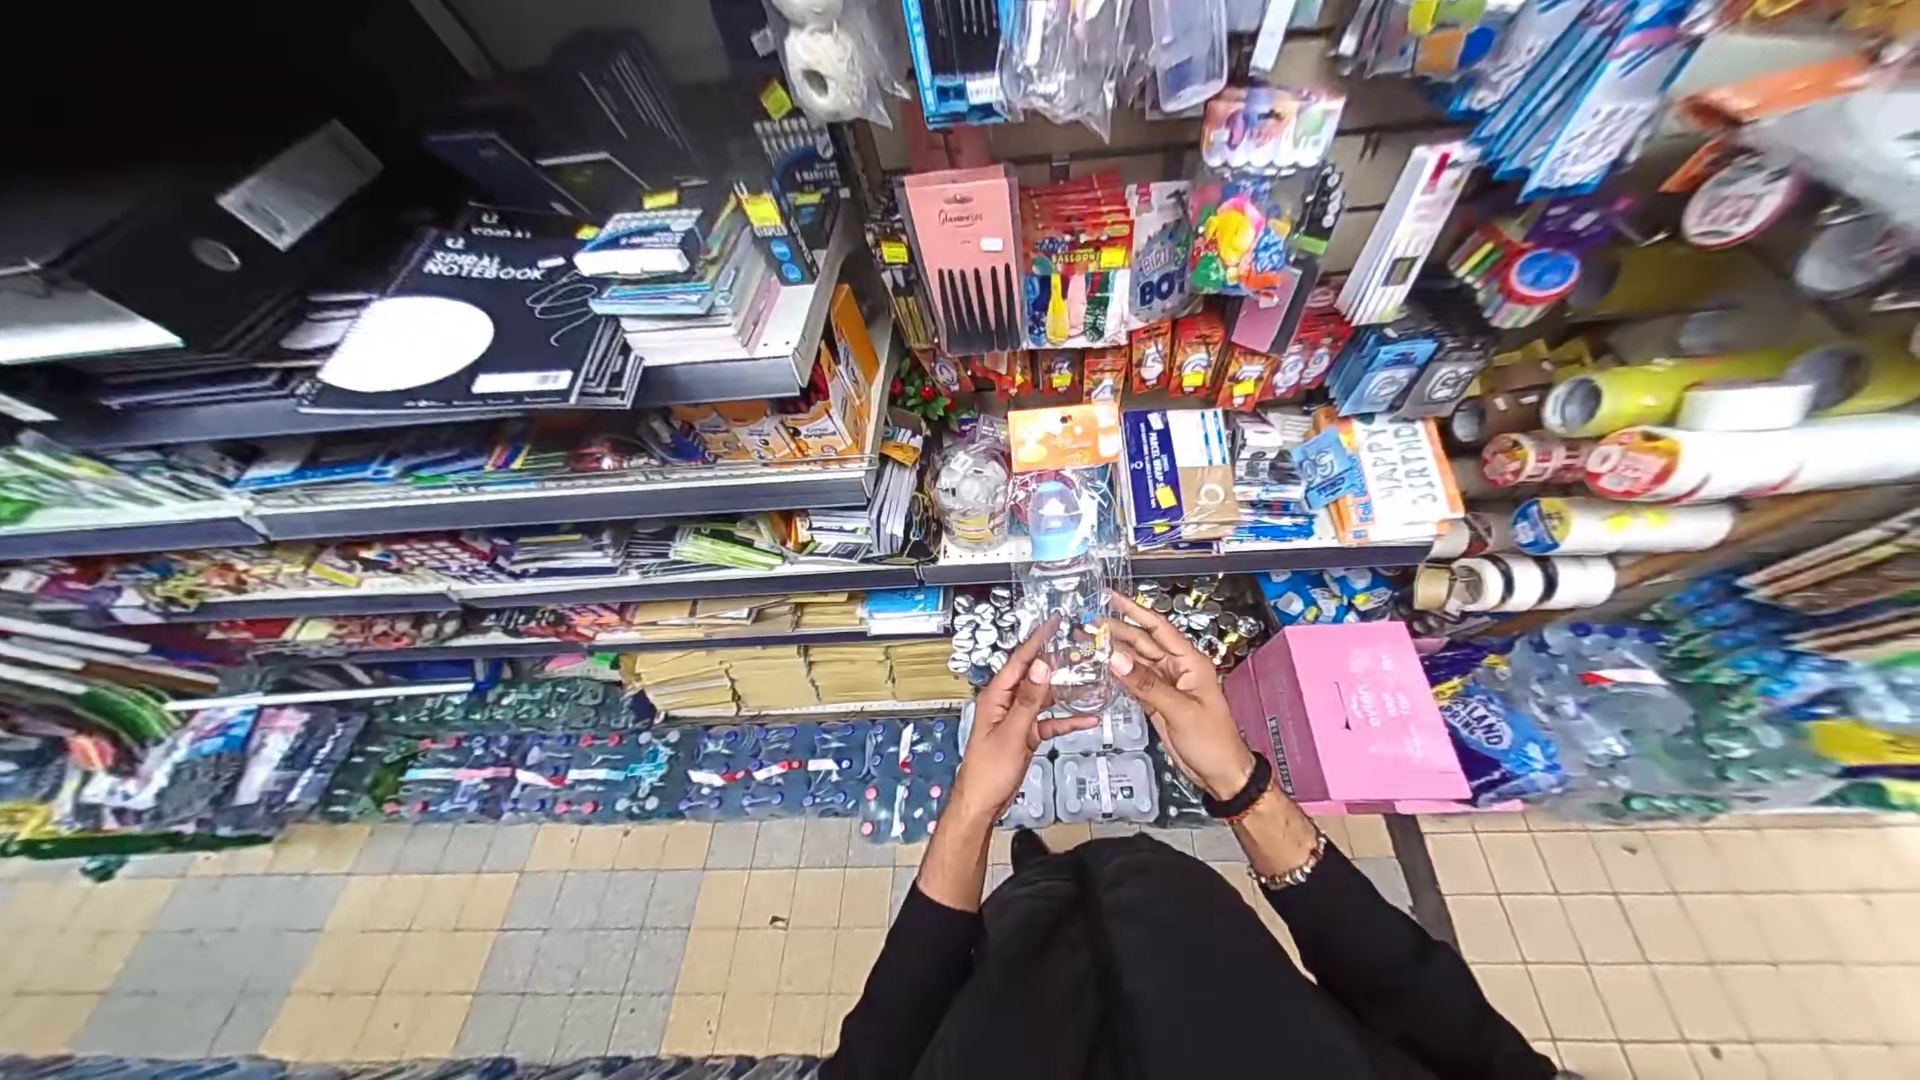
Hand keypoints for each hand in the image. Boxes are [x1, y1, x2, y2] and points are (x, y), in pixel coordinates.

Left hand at [950, 616, 1092, 822]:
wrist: (982, 802)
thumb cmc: (987, 771)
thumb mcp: (1012, 732)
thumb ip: (1029, 700)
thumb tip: (1040, 667)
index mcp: (996, 696)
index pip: (1019, 660)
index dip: (1037, 640)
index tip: (1052, 623)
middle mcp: (1005, 703)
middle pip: (1034, 676)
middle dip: (1055, 662)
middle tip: (1077, 647)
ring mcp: (1016, 718)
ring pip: (1044, 697)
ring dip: (1064, 691)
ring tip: (1087, 679)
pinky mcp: (1025, 734)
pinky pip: (1049, 721)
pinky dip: (1066, 720)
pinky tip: (1085, 718)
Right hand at [1101, 590, 1256, 800]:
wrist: (1220, 774)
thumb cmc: (1214, 742)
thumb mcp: (1180, 710)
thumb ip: (1146, 684)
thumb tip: (1117, 659)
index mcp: (1189, 661)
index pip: (1157, 627)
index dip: (1134, 610)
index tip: (1112, 597)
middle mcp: (1175, 668)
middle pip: (1140, 641)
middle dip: (1115, 629)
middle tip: (1087, 622)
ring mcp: (1164, 683)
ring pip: (1133, 660)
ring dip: (1111, 650)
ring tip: (1087, 640)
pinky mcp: (1154, 699)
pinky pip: (1132, 679)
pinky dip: (1115, 673)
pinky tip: (1100, 666)